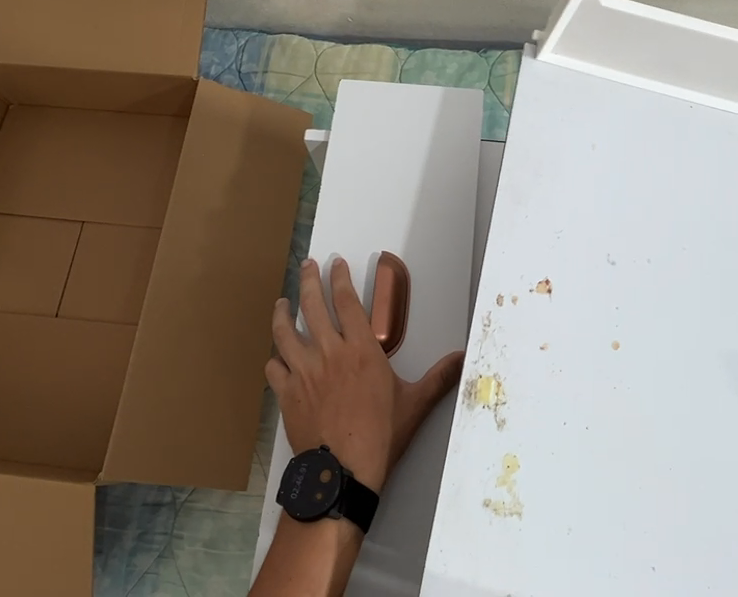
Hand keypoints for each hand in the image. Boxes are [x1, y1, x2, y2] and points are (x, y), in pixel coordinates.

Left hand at [266, 257, 463, 491]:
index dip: (340, 278)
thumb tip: (463, 359)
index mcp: (361, 349)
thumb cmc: (381, 437)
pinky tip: (275, 356)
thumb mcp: (415, 404)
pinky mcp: (287, 393)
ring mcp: (303, 371)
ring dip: (282, 312)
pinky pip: (273, 367)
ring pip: (285, 331)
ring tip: (281, 301)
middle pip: (312, 305)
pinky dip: (273, 359)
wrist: (342, 472)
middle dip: (308, 280)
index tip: (336, 264)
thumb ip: (439, 378)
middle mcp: (329, 353)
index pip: (346, 301)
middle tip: (306, 265)